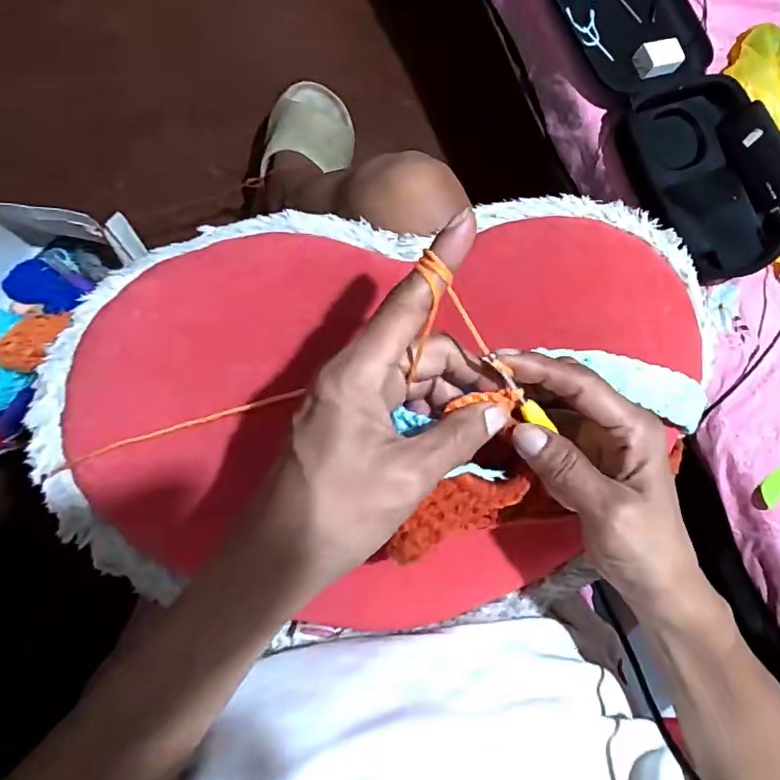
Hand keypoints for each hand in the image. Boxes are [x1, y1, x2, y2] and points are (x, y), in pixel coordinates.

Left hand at [218, 208, 506, 605]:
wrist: (277, 559)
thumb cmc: (339, 512)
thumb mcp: (410, 473)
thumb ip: (459, 433)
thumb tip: (497, 409)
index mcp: (359, 373)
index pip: (408, 302)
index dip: (441, 261)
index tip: (465, 219)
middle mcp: (355, 373)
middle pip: (424, 349)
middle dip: (467, 371)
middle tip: (502, 406)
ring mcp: (353, 396)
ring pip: (418, 377)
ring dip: (453, 397)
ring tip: (482, 430)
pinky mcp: (354, 419)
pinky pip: (404, 401)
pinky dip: (434, 414)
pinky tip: (457, 439)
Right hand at [497, 351, 715, 623]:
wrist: (660, 587)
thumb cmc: (644, 547)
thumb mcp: (607, 510)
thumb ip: (566, 467)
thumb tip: (521, 428)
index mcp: (634, 426)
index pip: (583, 384)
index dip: (541, 368)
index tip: (501, 359)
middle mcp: (619, 424)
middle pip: (571, 389)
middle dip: (531, 379)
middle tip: (486, 374)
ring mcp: (604, 441)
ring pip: (560, 410)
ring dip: (527, 403)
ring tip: (488, 397)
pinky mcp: (590, 460)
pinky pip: (557, 436)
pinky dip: (532, 431)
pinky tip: (507, 429)